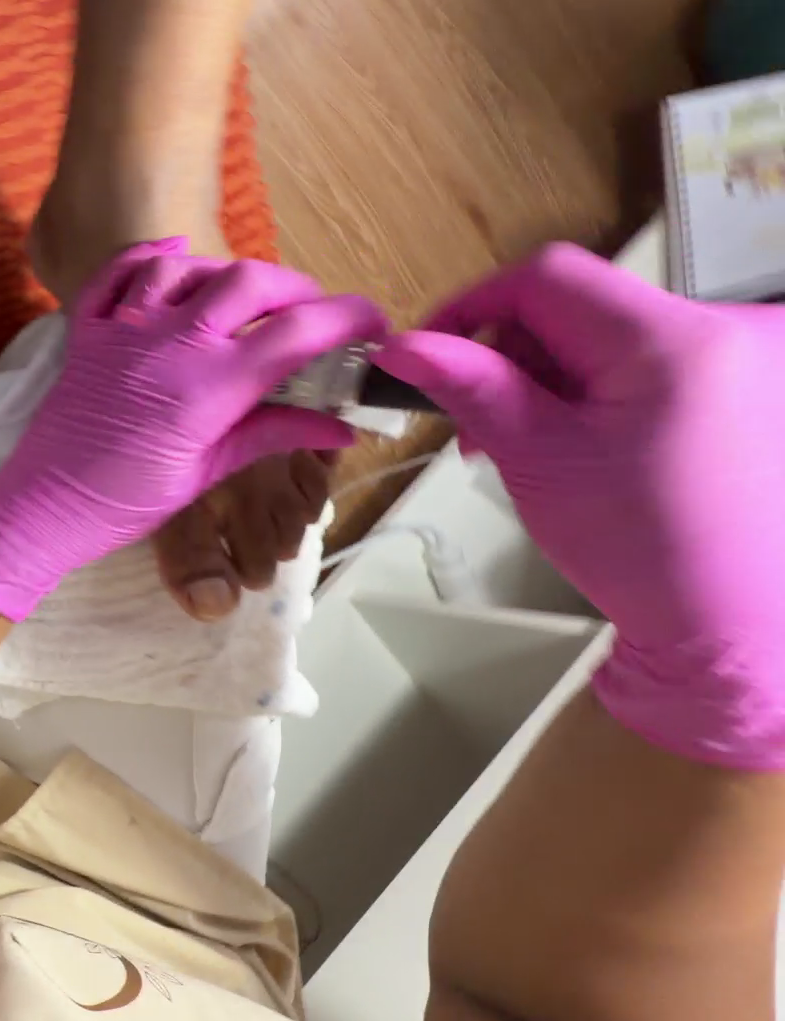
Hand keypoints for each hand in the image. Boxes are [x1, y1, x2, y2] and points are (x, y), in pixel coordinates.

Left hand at [0, 239, 375, 620]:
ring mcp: (121, 334)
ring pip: (184, 269)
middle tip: (309, 318)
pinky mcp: (86, 336)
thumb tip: (341, 426)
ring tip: (242, 301)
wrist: (40, 509)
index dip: (348, 320)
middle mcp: (167, 344)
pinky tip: (174, 260)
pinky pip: (115, 277)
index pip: (297, 331)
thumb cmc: (121, 505)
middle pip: (248, 282)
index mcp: (207, 387)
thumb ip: (269, 436)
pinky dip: (147, 259)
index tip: (370, 329)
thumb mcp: (203, 475)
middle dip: (294, 290)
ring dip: (223, 273)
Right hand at [374, 243, 784, 768]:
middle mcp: (732, 326)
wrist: (740, 618)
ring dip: (548, 378)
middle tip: (481, 430)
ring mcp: (754, 352)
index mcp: (674, 340)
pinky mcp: (757, 379)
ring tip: (532, 445)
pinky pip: (646, 360)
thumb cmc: (636, 541)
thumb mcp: (534, 456)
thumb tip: (398, 344)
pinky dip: (594, 391)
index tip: (424, 357)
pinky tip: (585, 442)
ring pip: (605, 333)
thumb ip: (470, 385)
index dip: (469, 306)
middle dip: (509, 358)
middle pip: (575, 305)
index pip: (545, 277)